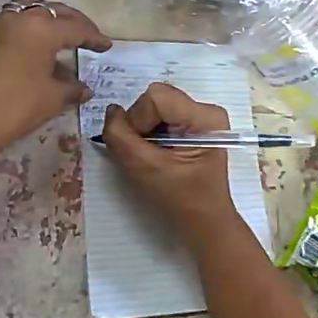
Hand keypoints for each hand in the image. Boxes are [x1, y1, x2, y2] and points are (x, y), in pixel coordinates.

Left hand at [0, 0, 111, 179]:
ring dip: (45, 19)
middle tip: (87, 36)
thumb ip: (71, 88)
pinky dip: (26, 29)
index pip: (75, 27)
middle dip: (72, 22)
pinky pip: (11, 23)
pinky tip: (33, 48)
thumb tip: (84, 87)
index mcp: (42, 27)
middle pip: (52, 11)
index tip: (106, 46)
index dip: (94, 37)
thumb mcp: (52, 98)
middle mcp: (19, 16)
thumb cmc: (15, 105)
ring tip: (58, 37)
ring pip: (27, 10)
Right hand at [100, 83, 243, 235]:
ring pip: (152, 105)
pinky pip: (157, 113)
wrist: (203, 220)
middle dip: (139, 124)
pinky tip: (157, 151)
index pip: (154, 98)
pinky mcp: (190, 122)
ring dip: (142, 128)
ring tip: (152, 153)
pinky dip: (148, 130)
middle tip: (146, 152)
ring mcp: (199, 115)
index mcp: (204, 118)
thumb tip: (112, 111)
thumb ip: (120, 136)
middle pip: (154, 98)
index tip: (141, 148)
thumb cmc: (180, 198)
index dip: (137, 120)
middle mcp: (205, 109)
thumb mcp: (143, 168)